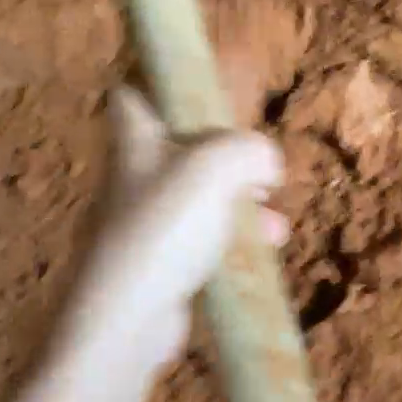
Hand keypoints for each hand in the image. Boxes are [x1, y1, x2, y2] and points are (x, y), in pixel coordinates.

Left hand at [62, 88, 285, 366]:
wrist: (127, 319)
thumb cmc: (166, 225)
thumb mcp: (218, 165)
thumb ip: (250, 149)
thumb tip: (266, 162)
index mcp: (136, 140)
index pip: (131, 94)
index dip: (156, 82)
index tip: (197, 85)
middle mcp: (135, 176)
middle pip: (180, 146)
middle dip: (226, 153)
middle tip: (259, 163)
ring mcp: (146, 222)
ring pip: (199, 195)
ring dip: (240, 200)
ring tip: (274, 215)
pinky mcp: (159, 264)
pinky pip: (204, 238)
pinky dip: (234, 239)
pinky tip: (266, 247)